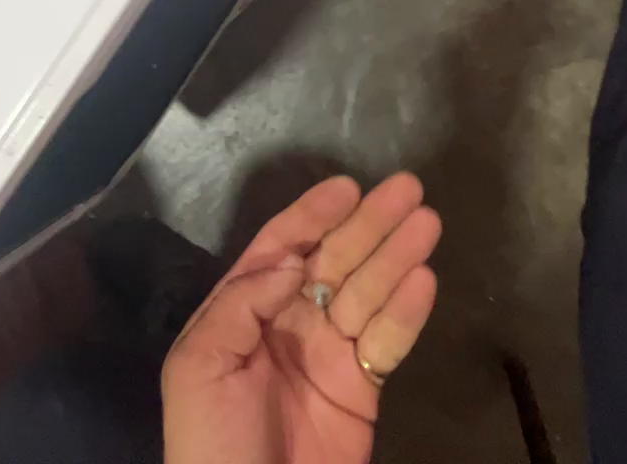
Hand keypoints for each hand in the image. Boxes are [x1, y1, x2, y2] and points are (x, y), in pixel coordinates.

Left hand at [161, 173, 439, 463]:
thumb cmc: (210, 440)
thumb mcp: (200, 364)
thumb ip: (240, 303)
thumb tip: (291, 260)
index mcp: (244, 309)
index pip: (283, 247)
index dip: (314, 214)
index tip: (346, 187)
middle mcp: (289, 320)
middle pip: (335, 259)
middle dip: (368, 223)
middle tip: (407, 189)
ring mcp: (328, 354)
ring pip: (368, 291)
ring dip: (397, 255)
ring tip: (427, 221)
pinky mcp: (361, 389)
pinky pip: (387, 341)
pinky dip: (407, 311)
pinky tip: (425, 279)